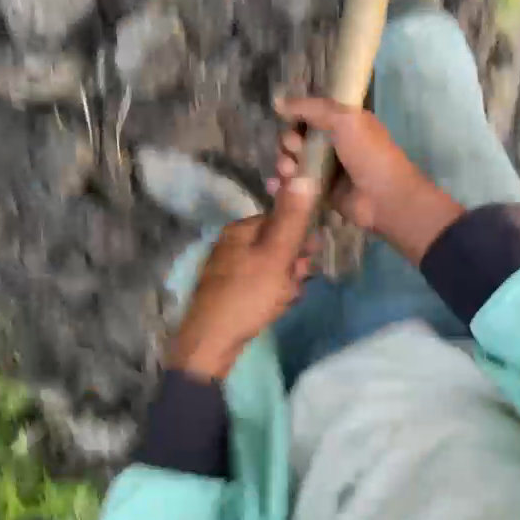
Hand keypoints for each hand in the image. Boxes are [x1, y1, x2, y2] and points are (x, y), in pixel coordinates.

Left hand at [170, 176, 318, 380]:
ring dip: (286, 284)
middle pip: (279, 246)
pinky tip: (274, 309)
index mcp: (240, 230)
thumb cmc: (246, 295)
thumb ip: (292, 218)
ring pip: (274, 269)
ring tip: (282, 300)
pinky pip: (263, 287)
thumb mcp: (275, 255)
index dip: (299, 239)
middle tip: (293, 284)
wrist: (211, 344)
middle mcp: (233, 245)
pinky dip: (273, 297)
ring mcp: (231, 270)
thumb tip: (306, 176)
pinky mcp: (232, 293)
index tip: (308, 258)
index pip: (281, 221)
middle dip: (293, 266)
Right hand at [272, 96, 462, 264]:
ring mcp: (327, 169)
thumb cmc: (368, 152)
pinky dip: (284, 182)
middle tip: (294, 148)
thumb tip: (277, 101)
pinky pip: (296, 183)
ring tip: (288, 169)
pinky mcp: (321, 191)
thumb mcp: (344, 118)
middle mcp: (334, 143)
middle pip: (298, 137)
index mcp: (343, 122)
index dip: (296, 116)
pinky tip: (277, 183)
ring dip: (285, 162)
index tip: (289, 121)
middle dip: (288, 141)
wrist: (384, 197)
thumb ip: (311, 108)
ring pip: (294, 161)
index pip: (310, 114)